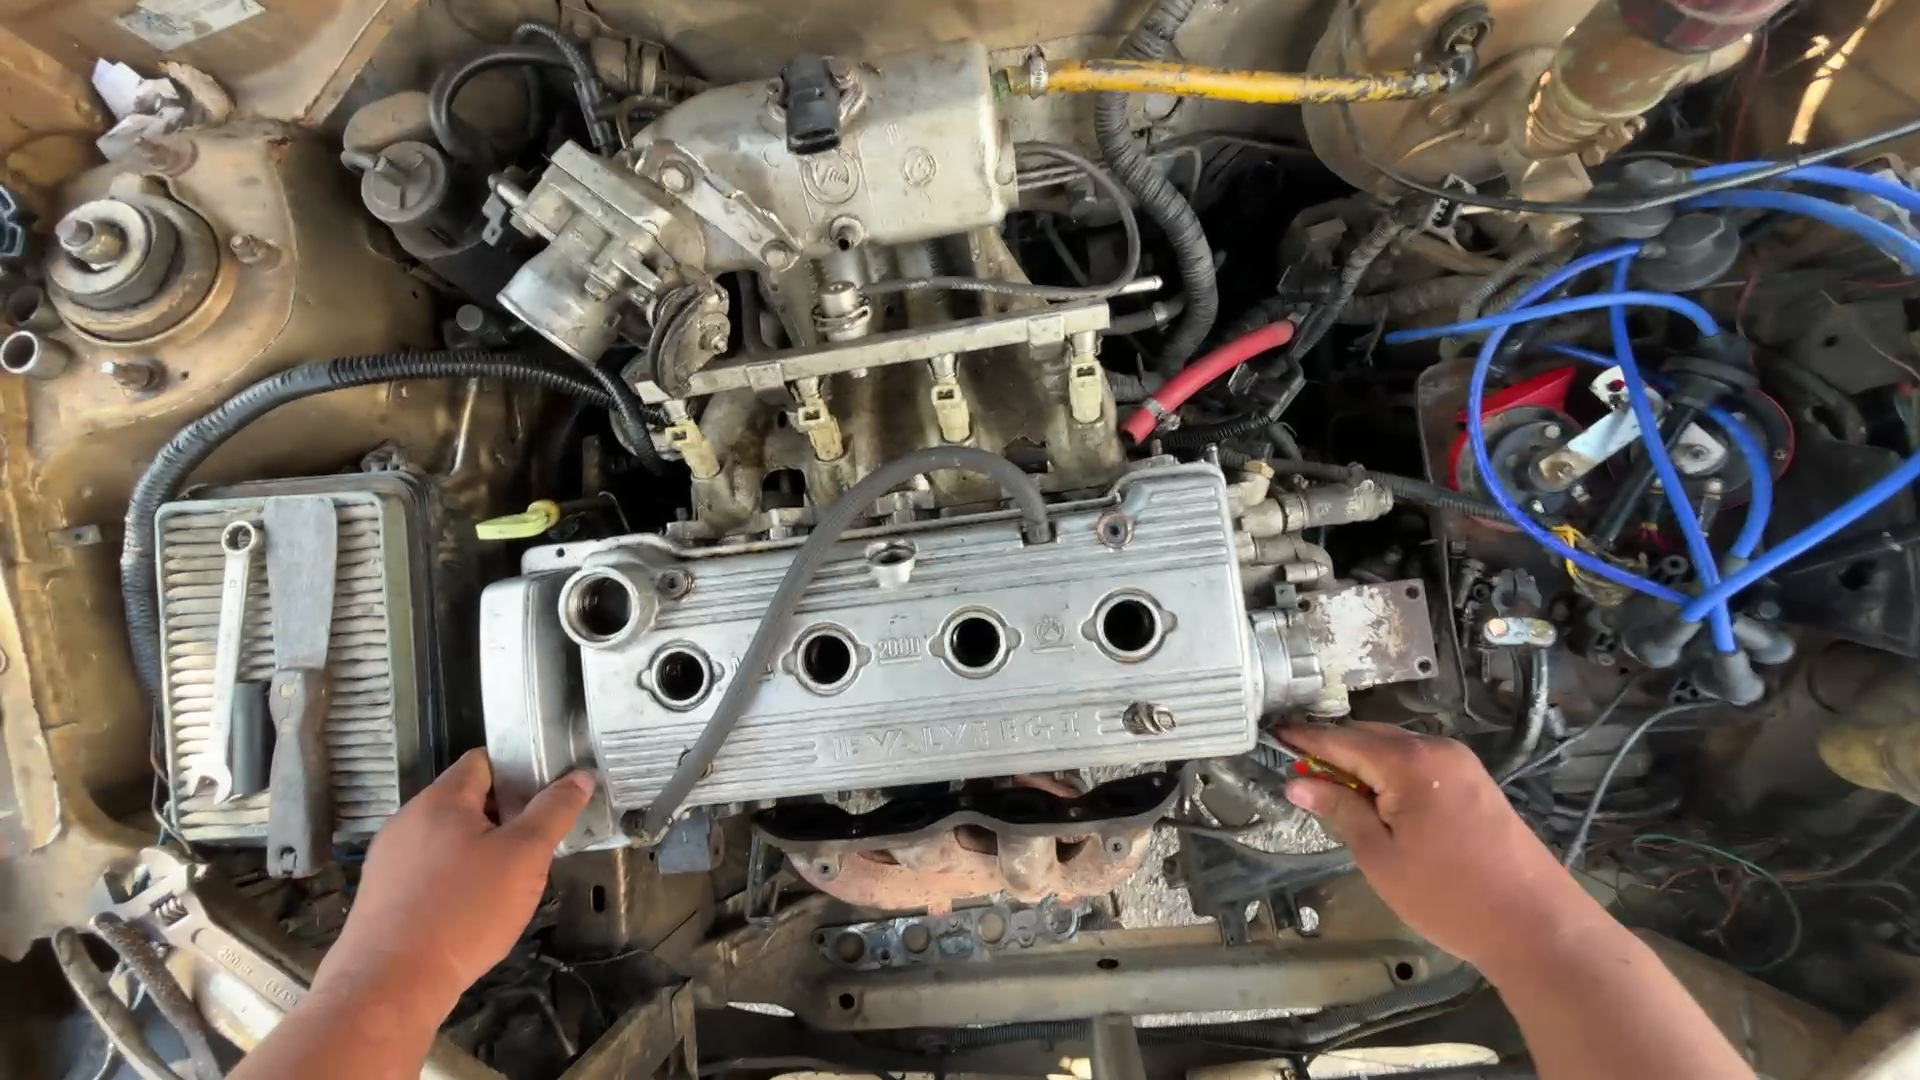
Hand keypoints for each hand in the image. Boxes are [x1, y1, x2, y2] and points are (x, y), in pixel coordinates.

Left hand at [310, 750, 593, 1016]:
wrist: (386, 992)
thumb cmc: (463, 911)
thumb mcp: (525, 855)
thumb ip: (555, 810)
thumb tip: (581, 776)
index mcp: (439, 801)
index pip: (484, 760)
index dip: (521, 768)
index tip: (551, 790)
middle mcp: (407, 822)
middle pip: (468, 799)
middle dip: (508, 812)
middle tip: (540, 836)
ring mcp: (388, 861)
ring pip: (450, 837)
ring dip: (484, 846)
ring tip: (514, 873)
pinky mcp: (381, 898)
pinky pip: (431, 869)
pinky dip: (458, 875)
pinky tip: (476, 905)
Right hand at [1281, 722, 1602, 971]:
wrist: (1542, 931)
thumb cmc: (1450, 897)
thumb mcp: (1380, 856)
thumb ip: (1339, 809)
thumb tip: (1298, 782)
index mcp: (1409, 763)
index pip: (1341, 740)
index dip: (1304, 739)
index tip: (1274, 734)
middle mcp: (1436, 750)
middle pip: (1369, 737)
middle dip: (1333, 749)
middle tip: (1299, 769)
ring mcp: (1462, 764)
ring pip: (1394, 748)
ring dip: (1362, 761)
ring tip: (1334, 787)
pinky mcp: (1477, 782)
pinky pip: (1418, 762)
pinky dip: (1390, 771)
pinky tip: (1377, 796)